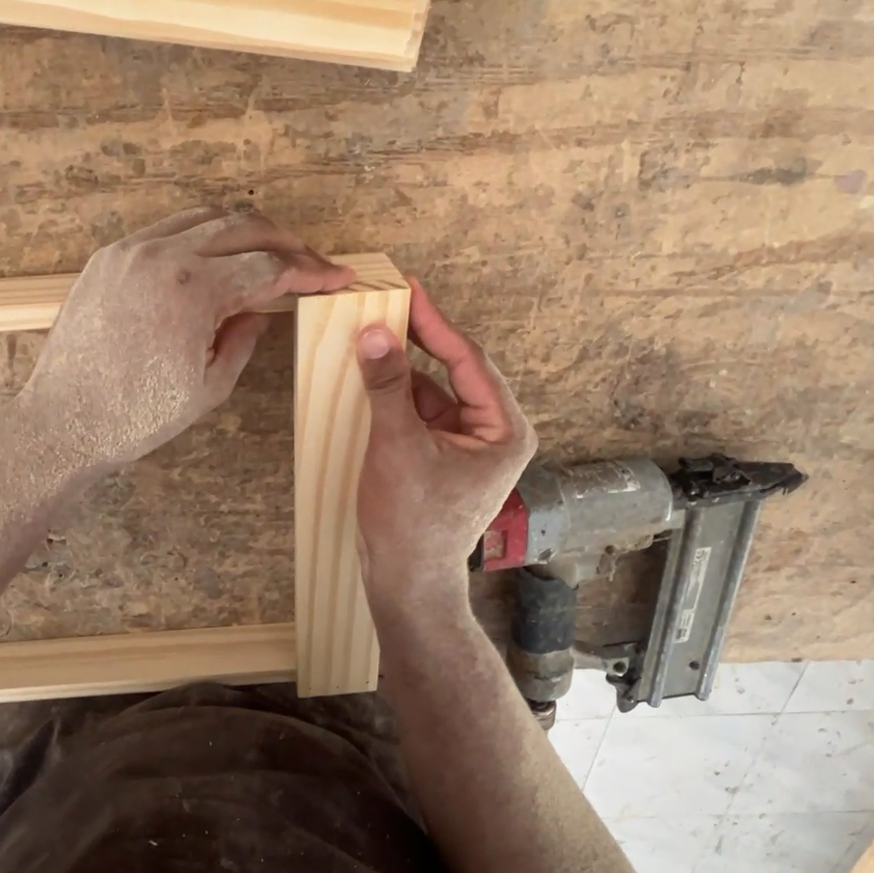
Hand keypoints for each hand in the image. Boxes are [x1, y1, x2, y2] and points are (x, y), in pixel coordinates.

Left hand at [13, 208, 354, 469]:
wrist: (64, 421)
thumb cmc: (136, 416)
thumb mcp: (209, 387)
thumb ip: (244, 340)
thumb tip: (262, 312)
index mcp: (191, 290)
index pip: (269, 265)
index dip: (310, 272)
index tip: (338, 277)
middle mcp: (161, 256)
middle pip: (244, 226)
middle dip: (287, 243)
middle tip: (311, 265)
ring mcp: (131, 250)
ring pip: (206, 218)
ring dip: (246, 232)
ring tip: (270, 255)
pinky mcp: (109, 257)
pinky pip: (168, 229)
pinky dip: (203, 236)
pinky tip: (218, 257)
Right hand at [355, 279, 536, 604]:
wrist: (406, 583)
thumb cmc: (412, 523)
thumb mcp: (397, 446)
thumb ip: (387, 386)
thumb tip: (374, 332)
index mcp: (504, 430)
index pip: (470, 361)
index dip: (436, 323)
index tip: (409, 290)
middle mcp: (493, 434)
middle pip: (454, 372)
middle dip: (419, 343)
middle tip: (388, 306)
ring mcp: (466, 447)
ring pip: (433, 393)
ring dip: (401, 372)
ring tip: (369, 340)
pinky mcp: (441, 459)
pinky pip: (419, 415)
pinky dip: (395, 399)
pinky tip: (369, 382)